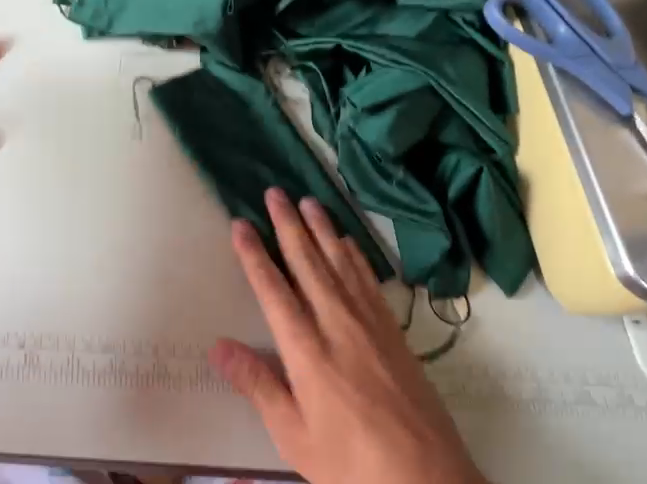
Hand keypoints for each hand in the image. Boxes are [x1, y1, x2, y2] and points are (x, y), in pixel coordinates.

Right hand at [211, 189, 483, 483]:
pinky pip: (370, 282)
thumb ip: (259, 386)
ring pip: (341, 264)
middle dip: (288, 226)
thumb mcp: (295, 436)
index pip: (273, 290)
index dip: (254, 254)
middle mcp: (338, 325)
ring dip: (323, 230)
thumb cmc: (351, 463)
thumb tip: (218, 346)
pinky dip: (356, 256)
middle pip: (308, 264)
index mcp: (306, 351)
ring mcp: (371, 326)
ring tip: (308, 200)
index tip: (241, 223)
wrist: (429, 482)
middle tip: (274, 191)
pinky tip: (349, 243)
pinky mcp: (396, 335)